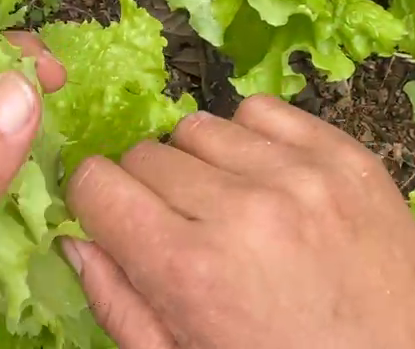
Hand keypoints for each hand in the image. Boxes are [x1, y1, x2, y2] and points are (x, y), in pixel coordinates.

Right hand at [64, 95, 414, 348]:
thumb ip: (118, 304)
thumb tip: (72, 234)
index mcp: (193, 270)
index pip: (94, 181)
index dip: (99, 205)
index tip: (121, 225)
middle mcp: (242, 208)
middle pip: (143, 153)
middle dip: (152, 192)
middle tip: (189, 234)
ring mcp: (298, 174)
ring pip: (195, 127)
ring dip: (201, 165)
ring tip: (235, 211)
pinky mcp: (343, 152)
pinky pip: (256, 110)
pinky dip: (251, 142)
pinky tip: (272, 185)